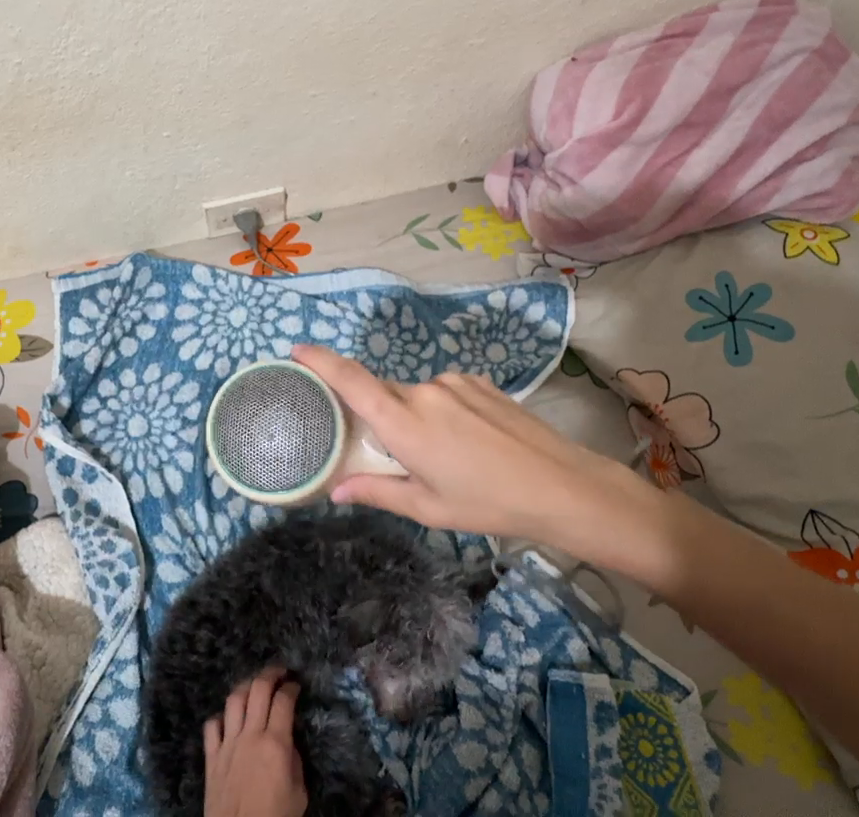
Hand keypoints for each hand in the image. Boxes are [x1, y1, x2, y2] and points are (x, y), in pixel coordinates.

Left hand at [204, 668, 306, 816]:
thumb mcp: (298, 794)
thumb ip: (294, 763)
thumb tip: (288, 744)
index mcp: (275, 743)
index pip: (284, 701)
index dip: (291, 687)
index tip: (296, 684)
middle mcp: (250, 735)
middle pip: (257, 690)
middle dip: (270, 674)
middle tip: (279, 671)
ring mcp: (228, 744)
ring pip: (234, 700)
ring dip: (245, 687)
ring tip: (254, 685)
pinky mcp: (211, 757)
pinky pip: (212, 725)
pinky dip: (221, 716)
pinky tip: (228, 718)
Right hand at [293, 345, 677, 583]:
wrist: (563, 486)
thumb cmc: (489, 503)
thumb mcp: (428, 508)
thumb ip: (377, 492)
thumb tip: (335, 491)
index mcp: (404, 423)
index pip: (350, 380)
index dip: (319, 361)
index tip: (295, 350)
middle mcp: (424, 391)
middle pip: (380, 393)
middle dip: (375, 416)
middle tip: (387, 452)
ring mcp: (454, 383)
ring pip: (413, 394)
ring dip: (411, 417)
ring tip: (440, 456)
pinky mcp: (479, 382)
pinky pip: (441, 391)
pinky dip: (438, 410)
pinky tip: (465, 441)